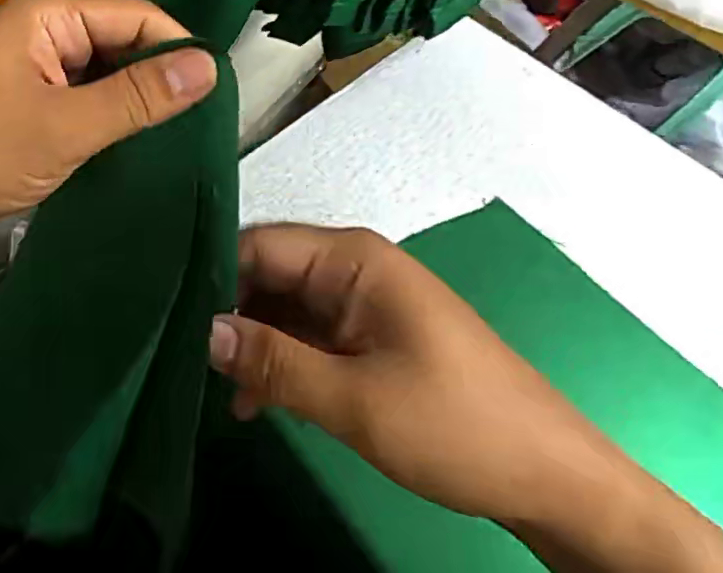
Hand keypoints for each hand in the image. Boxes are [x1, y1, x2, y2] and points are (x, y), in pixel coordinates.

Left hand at [0, 0, 217, 248]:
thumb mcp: (65, 127)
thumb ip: (138, 97)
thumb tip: (208, 67)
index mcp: (50, 14)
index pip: (137, 14)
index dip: (178, 48)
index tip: (212, 94)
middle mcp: (42, 26)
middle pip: (121, 39)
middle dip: (155, 76)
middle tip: (196, 123)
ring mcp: (31, 61)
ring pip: (102, 70)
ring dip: (130, 99)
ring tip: (171, 136)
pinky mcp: (25, 94)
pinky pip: (80, 93)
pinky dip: (103, 114)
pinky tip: (127, 142)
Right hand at [207, 225, 722, 572]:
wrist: (553, 477)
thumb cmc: (457, 425)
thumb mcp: (356, 400)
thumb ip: (275, 362)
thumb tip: (205, 332)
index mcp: (351, 257)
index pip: (259, 245)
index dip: (213, 276)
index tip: (170, 315)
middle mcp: (351, 265)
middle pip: (266, 273)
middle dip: (227, 313)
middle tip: (182, 358)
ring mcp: (360, 300)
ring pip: (282, 306)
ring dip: (251, 344)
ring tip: (215, 390)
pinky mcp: (367, 333)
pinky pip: (306, 333)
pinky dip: (279, 360)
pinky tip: (255, 402)